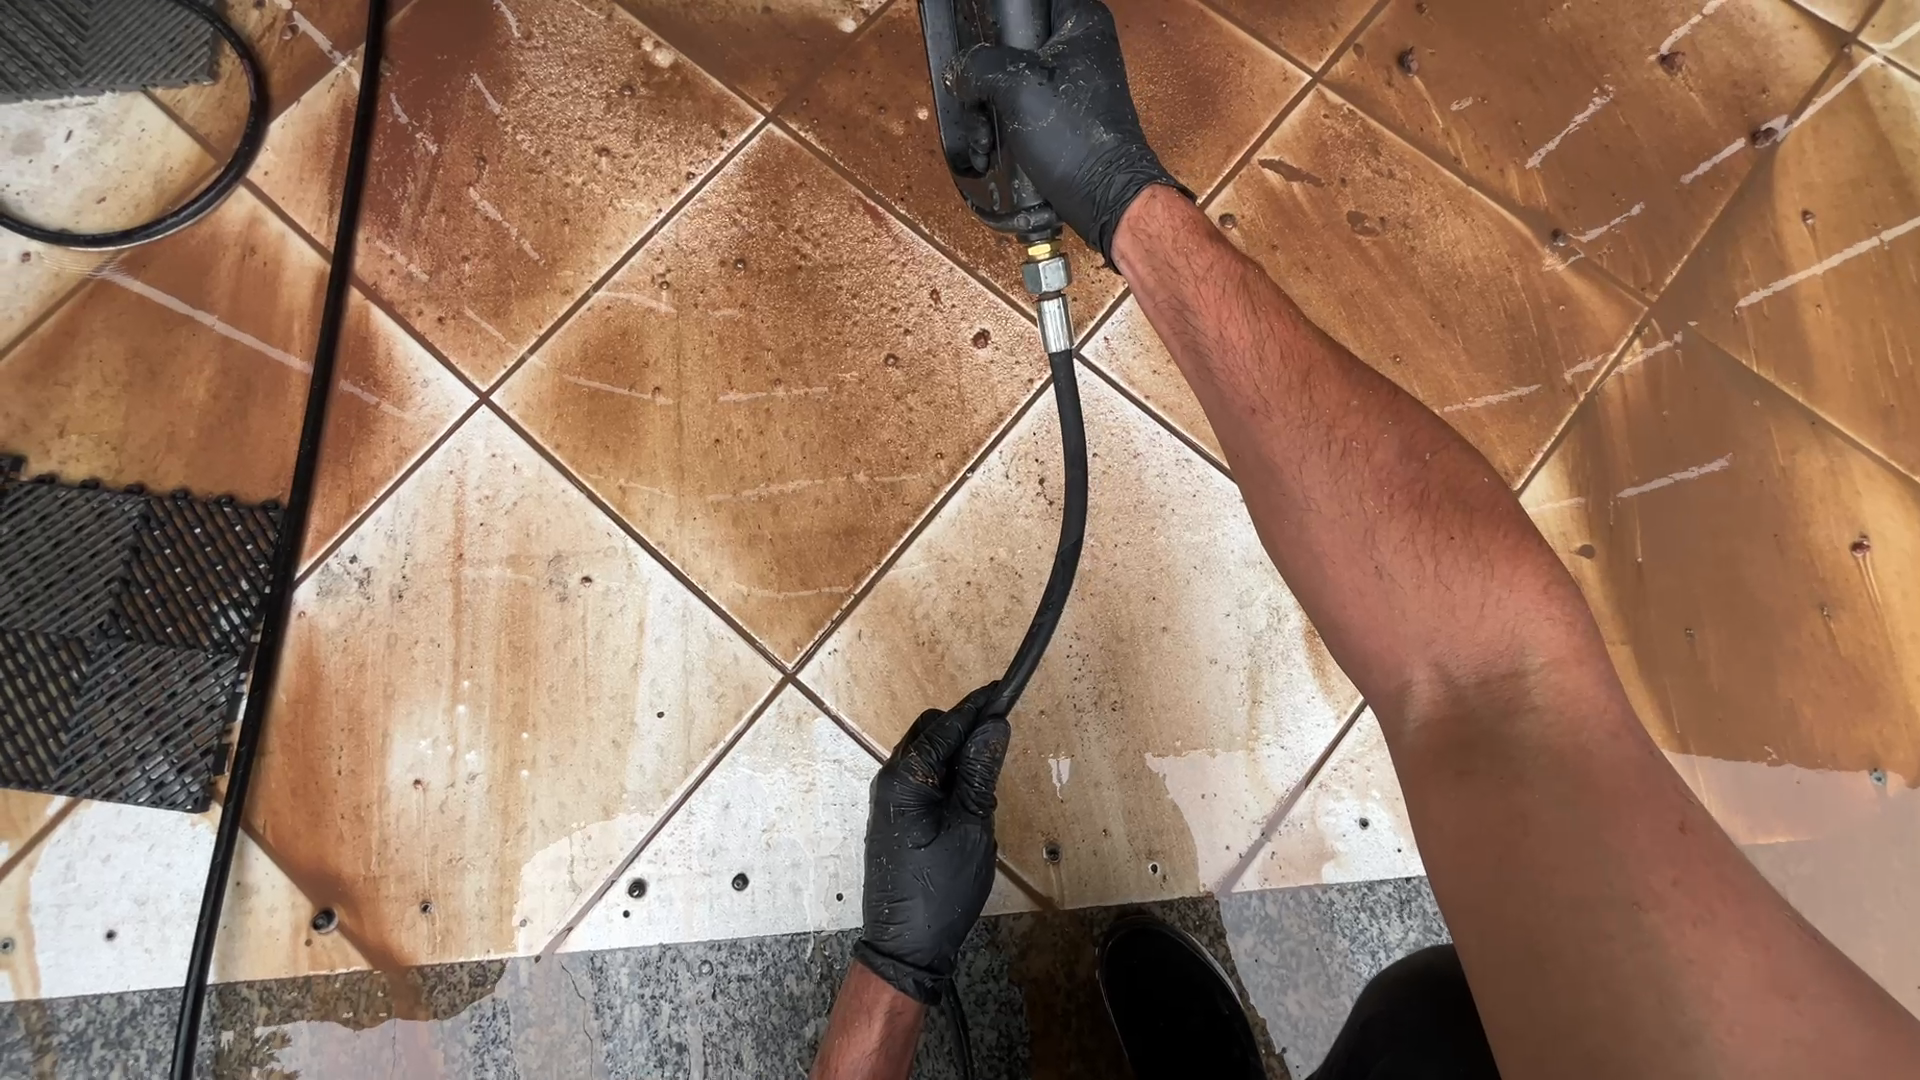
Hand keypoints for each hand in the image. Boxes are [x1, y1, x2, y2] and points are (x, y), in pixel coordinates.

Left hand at [852, 684, 1010, 1003]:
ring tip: (989, 784)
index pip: (947, 725)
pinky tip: (970, 801)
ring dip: (957, 755)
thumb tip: (994, 725)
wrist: (905, 946)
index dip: (977, 706)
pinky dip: (948, 777)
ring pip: (927, 755)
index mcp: (906, 777)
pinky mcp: (894, 816)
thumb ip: (981, 772)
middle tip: (1000, 742)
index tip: (1003, 690)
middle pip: (931, 731)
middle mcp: (890, 779)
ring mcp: (889, 799)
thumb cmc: (941, 888)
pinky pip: (923, 779)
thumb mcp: (972, 826)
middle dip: (965, 729)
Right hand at [946, 0, 1186, 260]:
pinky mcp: (1062, 121)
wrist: (1105, 199)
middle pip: (1011, 48)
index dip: (997, 28)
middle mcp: (1078, 47)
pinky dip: (1004, 134)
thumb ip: (979, 65)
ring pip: (1010, 85)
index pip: (1026, 5)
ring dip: (989, 116)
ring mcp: (1071, 87)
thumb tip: (960, 72)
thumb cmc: (1075, 139)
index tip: (980, 57)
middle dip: (985, 86)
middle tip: (979, 111)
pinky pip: (1021, 115)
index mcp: (1079, 20)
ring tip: (986, 143)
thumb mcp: (1016, 87)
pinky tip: (994, 154)